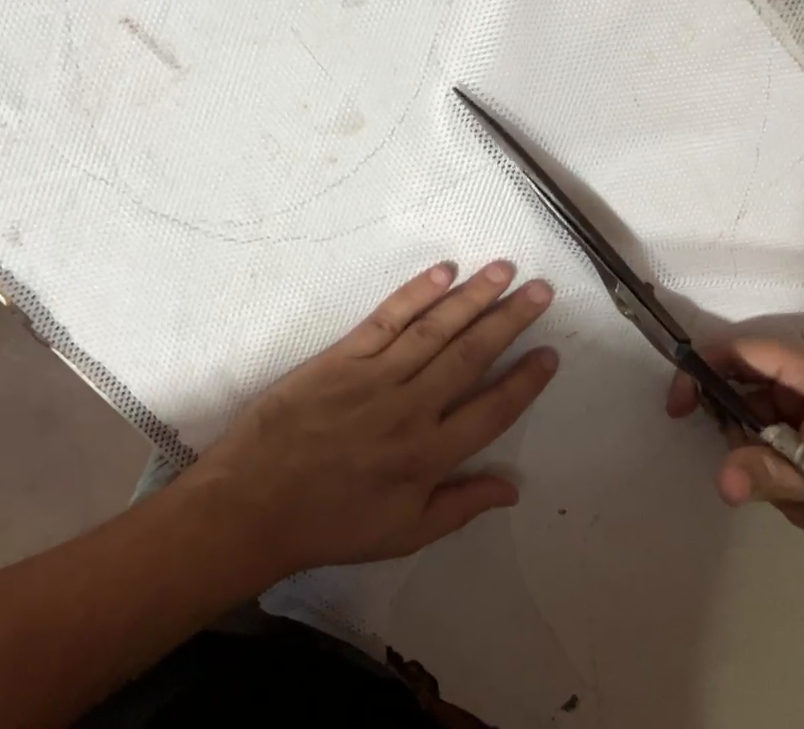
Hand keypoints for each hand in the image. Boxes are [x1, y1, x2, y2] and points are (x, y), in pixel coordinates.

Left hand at [175, 260, 556, 583]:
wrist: (254, 504)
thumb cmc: (330, 524)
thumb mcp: (404, 534)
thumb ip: (461, 507)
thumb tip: (512, 487)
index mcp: (430, 456)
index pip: (493, 409)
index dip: (526, 380)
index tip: (550, 353)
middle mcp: (411, 409)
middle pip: (472, 355)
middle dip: (510, 320)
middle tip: (541, 291)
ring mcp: (375, 378)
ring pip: (435, 330)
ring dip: (473, 297)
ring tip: (504, 270)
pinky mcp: (341, 358)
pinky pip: (386, 320)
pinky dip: (415, 294)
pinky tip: (442, 273)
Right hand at [667, 337, 803, 562]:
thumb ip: (766, 474)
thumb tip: (720, 484)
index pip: (740, 352)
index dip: (702, 373)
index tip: (679, 410)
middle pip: (748, 399)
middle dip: (750, 446)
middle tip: (764, 479)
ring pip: (768, 436)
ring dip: (778, 477)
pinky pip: (791, 459)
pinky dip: (798, 489)